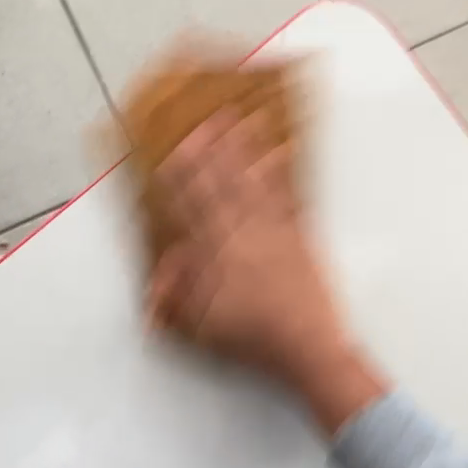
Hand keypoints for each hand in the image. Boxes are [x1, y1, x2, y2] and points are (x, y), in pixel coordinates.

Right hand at [147, 110, 388, 433]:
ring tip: (237, 119)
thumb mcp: (203, 327)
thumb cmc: (256, 340)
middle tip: (201, 120)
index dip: (179, 179)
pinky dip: (282, 170)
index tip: (170, 152)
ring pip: (253, 182)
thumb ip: (177, 295)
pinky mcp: (301, 237)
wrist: (308, 347)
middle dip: (209, 151)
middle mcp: (242, 236)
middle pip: (220, 186)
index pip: (190, 208)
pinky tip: (280, 150)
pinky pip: (288, 195)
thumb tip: (159, 272)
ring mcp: (274, 233)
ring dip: (243, 149)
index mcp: (215, 257)